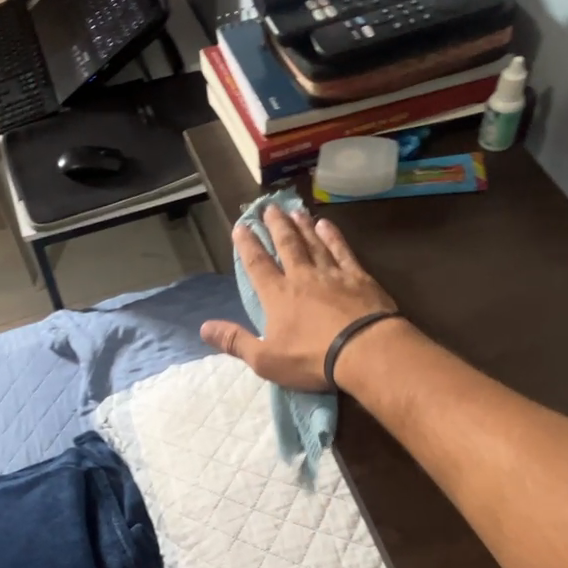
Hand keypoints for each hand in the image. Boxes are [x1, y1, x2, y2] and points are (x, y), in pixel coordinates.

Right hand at [201, 205, 397, 392]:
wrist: (364, 349)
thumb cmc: (310, 358)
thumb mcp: (265, 359)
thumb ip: (235, 341)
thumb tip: (204, 328)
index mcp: (277, 296)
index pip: (257, 265)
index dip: (247, 245)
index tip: (241, 227)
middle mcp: (302, 276)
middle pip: (287, 245)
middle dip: (276, 226)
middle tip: (269, 207)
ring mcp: (332, 274)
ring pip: (313, 243)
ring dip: (302, 226)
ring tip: (295, 211)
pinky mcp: (358, 277)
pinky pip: (342, 250)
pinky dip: (333, 236)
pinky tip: (327, 225)